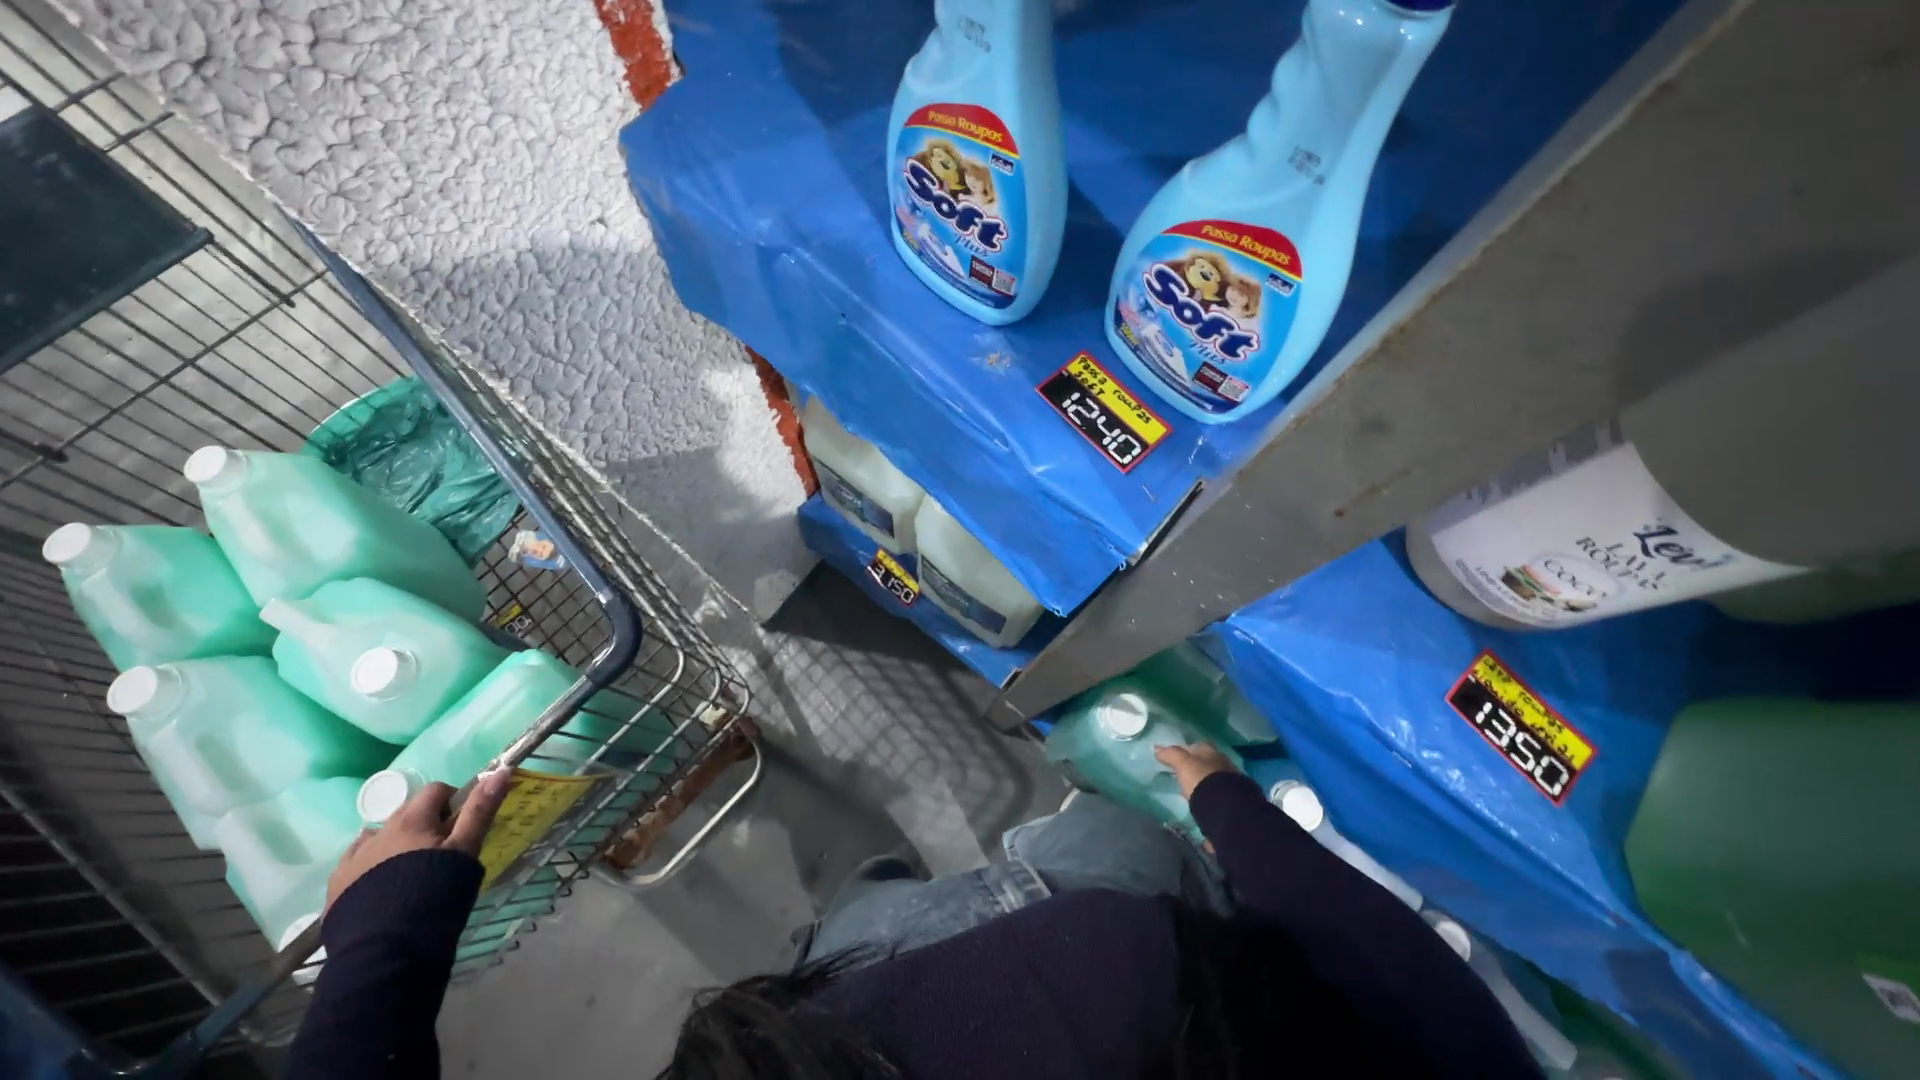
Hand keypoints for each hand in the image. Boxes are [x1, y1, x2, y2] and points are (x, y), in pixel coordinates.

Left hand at [325, 768, 512, 908]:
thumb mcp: (466, 851)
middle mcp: (378, 831)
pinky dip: (372, 863)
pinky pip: (356, 861)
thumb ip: (480, 810)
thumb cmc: (436, 894)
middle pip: (407, 812)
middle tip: (442, 853)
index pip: (436, 790)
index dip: (454, 802)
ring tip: (411, 872)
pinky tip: (381, 885)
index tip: (463, 827)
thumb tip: (501, 771)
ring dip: (398, 843)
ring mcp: (353, 858)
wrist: (389, 950)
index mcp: (411, 820)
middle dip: (427, 822)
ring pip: (381, 836)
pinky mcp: (336, 885)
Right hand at [1154, 742, 1239, 798]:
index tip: (1173, 759)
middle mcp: (1221, 760)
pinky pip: (1216, 788)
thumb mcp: (1183, 764)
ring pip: (1211, 774)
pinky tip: (1202, 797)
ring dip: (1202, 778)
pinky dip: (1209, 790)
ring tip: (1190, 787)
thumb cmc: (1202, 779)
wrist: (1226, 805)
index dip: (1184, 751)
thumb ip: (1170, 755)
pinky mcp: (1232, 794)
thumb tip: (1155, 748)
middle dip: (1194, 765)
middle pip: (1204, 760)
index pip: (1194, 746)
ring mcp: (1229, 778)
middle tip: (1181, 773)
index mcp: (1209, 750)